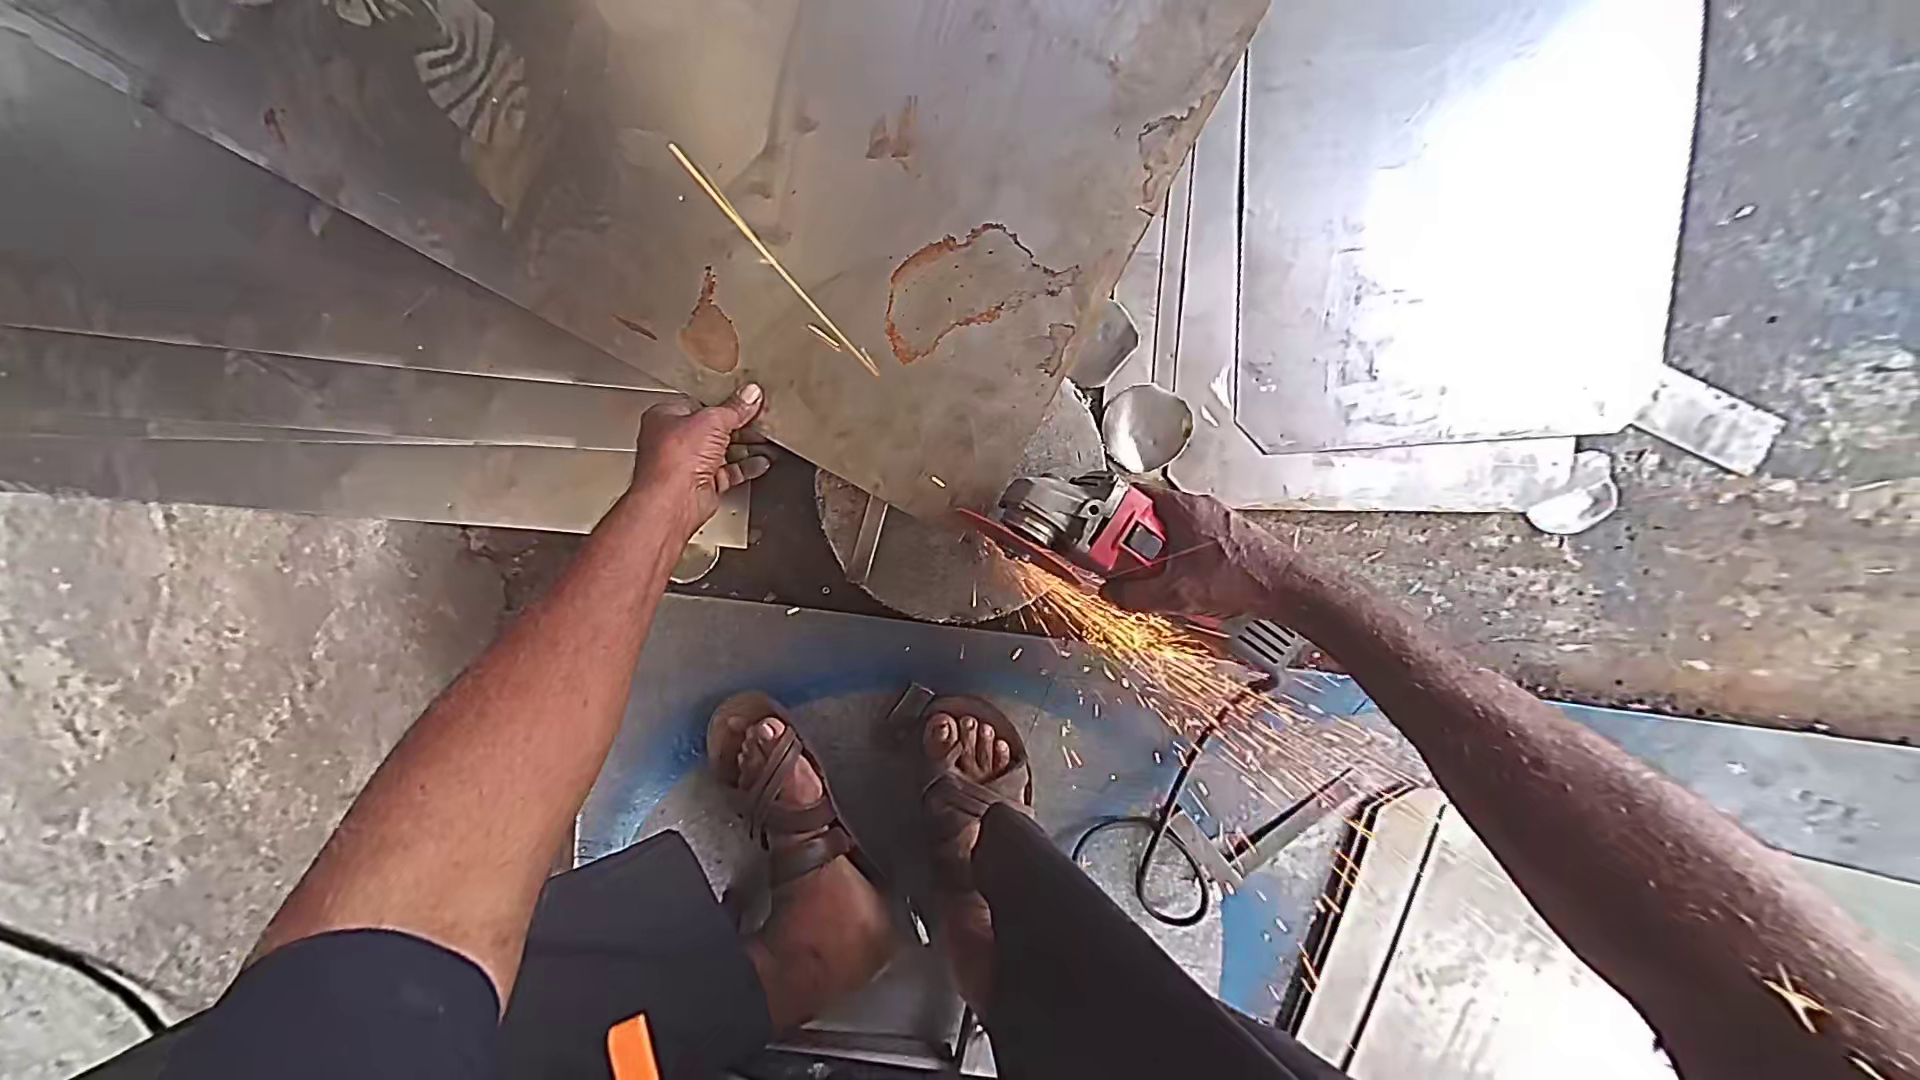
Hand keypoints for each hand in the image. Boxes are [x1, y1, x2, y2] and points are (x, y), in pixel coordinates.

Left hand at [627, 383, 770, 542]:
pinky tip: (761, 462)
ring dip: (746, 447)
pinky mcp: (704, 483)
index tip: (746, 401)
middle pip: (714, 429)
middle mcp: (676, 441)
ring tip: (765, 440)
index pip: (700, 404)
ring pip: (723, 451)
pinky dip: (747, 467)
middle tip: (760, 421)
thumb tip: (749, 395)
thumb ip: (734, 409)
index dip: (724, 403)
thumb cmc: (674, 459)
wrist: (674, 499)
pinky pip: (730, 472)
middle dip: (739, 427)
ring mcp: (690, 464)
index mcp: (667, 417)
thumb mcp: (712, 420)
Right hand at [1101, 487, 1278, 617]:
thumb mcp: (1173, 594)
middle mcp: (1198, 505)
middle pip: (1148, 514)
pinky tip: (1186, 579)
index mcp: (1181, 507)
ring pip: (1170, 528)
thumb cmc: (1242, 578)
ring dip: (1158, 550)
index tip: (1104, 535)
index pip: (1132, 493)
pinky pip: (1190, 539)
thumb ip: (1133, 594)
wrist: (1285, 588)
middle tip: (1131, 562)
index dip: (1111, 514)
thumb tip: (1111, 592)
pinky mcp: (1225, 534)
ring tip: (1159, 575)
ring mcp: (1213, 518)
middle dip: (1134, 540)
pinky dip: (1180, 556)